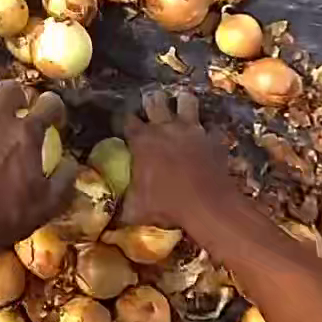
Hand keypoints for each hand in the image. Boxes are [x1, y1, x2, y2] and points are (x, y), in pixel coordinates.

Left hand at [0, 81, 78, 254]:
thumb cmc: (12, 214)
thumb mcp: (51, 202)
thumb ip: (65, 178)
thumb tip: (70, 163)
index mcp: (27, 133)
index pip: (48, 103)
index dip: (55, 106)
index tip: (56, 118)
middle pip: (8, 89)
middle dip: (19, 94)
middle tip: (23, 109)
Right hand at [122, 88, 240, 235]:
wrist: (208, 205)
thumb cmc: (167, 205)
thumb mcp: (136, 210)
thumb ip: (122, 208)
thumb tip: (108, 220)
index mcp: (142, 140)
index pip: (126, 120)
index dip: (124, 119)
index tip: (124, 123)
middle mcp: (165, 127)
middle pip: (155, 100)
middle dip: (152, 100)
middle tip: (152, 104)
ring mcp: (191, 129)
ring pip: (186, 101)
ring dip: (182, 102)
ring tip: (180, 105)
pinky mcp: (212, 137)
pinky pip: (211, 125)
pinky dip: (208, 128)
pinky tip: (207, 133)